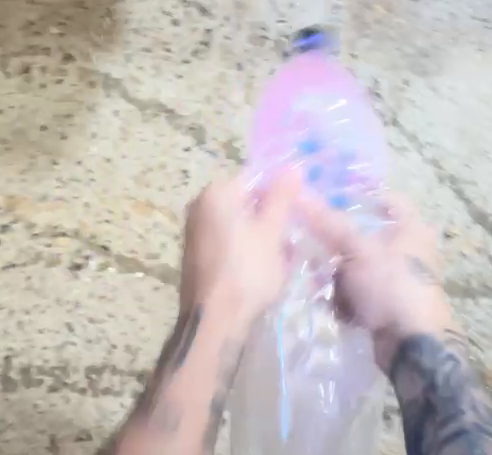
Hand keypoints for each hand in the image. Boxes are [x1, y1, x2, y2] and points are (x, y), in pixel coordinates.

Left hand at [179, 170, 299, 327]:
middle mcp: (199, 206)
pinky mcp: (197, 256)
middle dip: (270, 219)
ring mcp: (195, 232)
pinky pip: (229, 243)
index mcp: (215, 193)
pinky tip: (263, 272)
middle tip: (290, 240)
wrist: (215, 323)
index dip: (279, 195)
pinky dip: (247, 252)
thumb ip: (281, 197)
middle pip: (246, 203)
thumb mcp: (271, 232)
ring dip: (262, 238)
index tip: (296, 214)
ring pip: (239, 225)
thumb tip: (293, 167)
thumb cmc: (247, 271)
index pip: (254, 179)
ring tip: (282, 259)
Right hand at [294, 190, 456, 368]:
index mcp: (412, 229)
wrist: (414, 349)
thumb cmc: (392, 285)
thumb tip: (300, 193)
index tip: (332, 196)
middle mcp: (409, 252)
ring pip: (360, 266)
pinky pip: (361, 292)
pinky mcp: (390, 306)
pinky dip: (345, 295)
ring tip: (315, 277)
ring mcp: (399, 281)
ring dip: (337, 273)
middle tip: (312, 240)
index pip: (388, 198)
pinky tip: (328, 301)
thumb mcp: (358, 250)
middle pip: (367, 235)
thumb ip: (329, 223)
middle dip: (338, 243)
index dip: (362, 194)